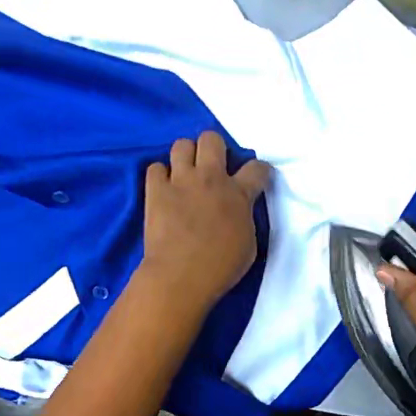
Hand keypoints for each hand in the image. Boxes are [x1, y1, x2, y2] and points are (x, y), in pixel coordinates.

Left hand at [136, 131, 270, 311]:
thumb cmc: (221, 268)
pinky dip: (160, 176)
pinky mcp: (155, 190)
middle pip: (212, 140)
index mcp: (238, 194)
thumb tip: (239, 211)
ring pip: (181, 145)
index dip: (260, 170)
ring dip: (186, 156)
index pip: (257, 168)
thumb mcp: (248, 244)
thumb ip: (245, 219)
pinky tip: (164, 189)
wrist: (181, 276)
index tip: (258, 177)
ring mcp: (181, 181)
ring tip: (186, 173)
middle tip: (212, 167)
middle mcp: (210, 178)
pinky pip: (155, 167)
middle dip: (214, 148)